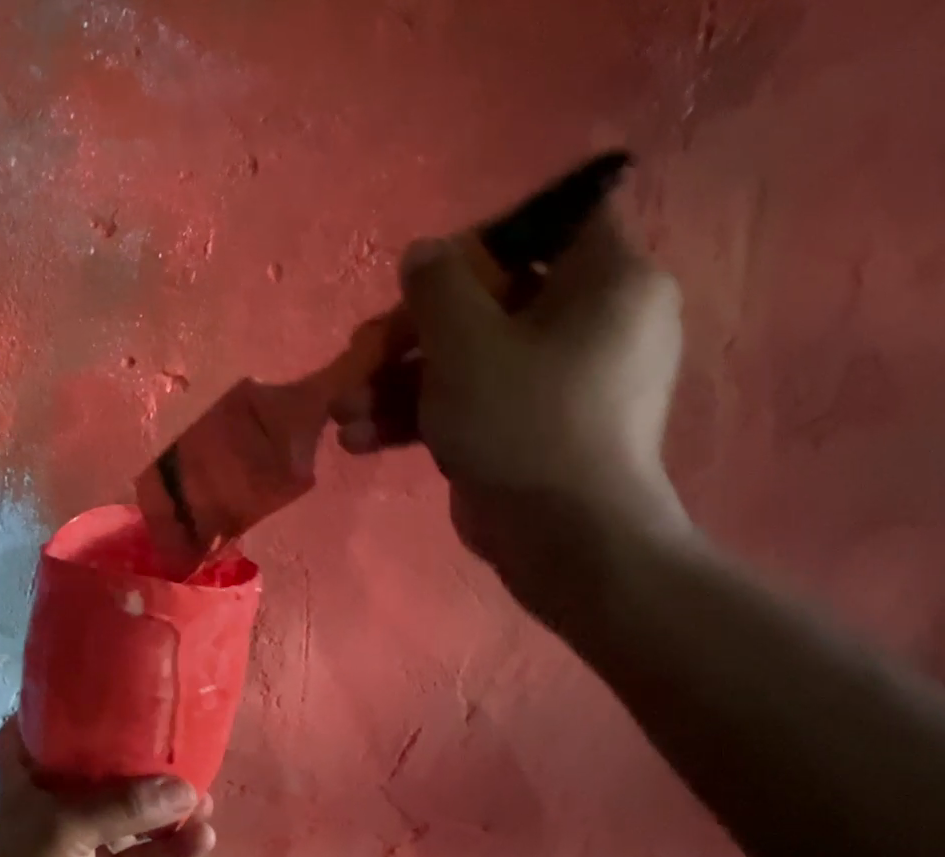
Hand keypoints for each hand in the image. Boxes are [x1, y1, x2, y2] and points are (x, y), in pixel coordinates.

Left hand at [0, 720, 216, 856]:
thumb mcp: (69, 826)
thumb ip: (126, 807)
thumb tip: (188, 790)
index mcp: (30, 775)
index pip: (42, 726)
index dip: (68, 708)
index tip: (109, 689)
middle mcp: (58, 799)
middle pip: (101, 767)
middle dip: (140, 760)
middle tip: (183, 748)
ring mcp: (87, 839)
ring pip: (133, 812)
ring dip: (168, 806)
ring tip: (204, 798)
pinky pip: (149, 855)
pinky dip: (174, 848)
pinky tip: (203, 839)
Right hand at [335, 210, 692, 583]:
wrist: (562, 536)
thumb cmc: (523, 419)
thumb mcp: (464, 340)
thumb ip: (437, 285)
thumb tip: (426, 252)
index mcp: (608, 283)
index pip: (560, 222)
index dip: (490, 236)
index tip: (432, 270)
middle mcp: (593, 324)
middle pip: (489, 301)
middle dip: (410, 333)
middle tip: (362, 354)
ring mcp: (559, 380)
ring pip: (466, 359)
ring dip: (396, 384)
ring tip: (344, 415)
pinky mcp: (530, 425)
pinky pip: (471, 401)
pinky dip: (418, 416)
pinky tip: (362, 441)